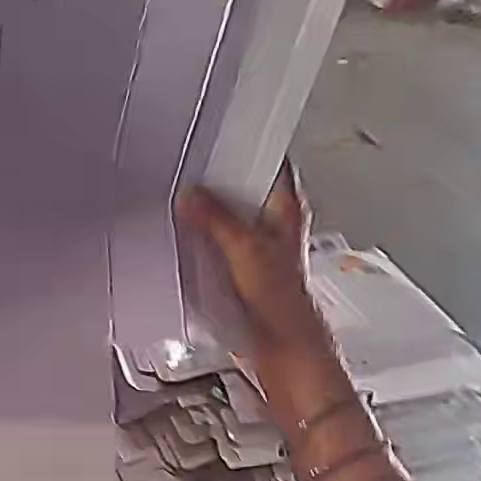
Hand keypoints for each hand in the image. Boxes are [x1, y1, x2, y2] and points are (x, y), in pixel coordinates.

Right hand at [179, 161, 330, 353]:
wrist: (281, 339)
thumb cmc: (281, 298)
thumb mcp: (244, 249)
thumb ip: (216, 219)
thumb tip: (193, 197)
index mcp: (288, 208)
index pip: (273, 161)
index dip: (250, 146)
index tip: (222, 141)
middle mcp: (277, 223)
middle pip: (247, 188)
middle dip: (221, 182)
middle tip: (197, 175)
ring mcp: (262, 244)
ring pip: (234, 215)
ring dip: (214, 212)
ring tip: (192, 204)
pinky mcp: (247, 264)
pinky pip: (224, 240)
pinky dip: (210, 237)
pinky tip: (196, 237)